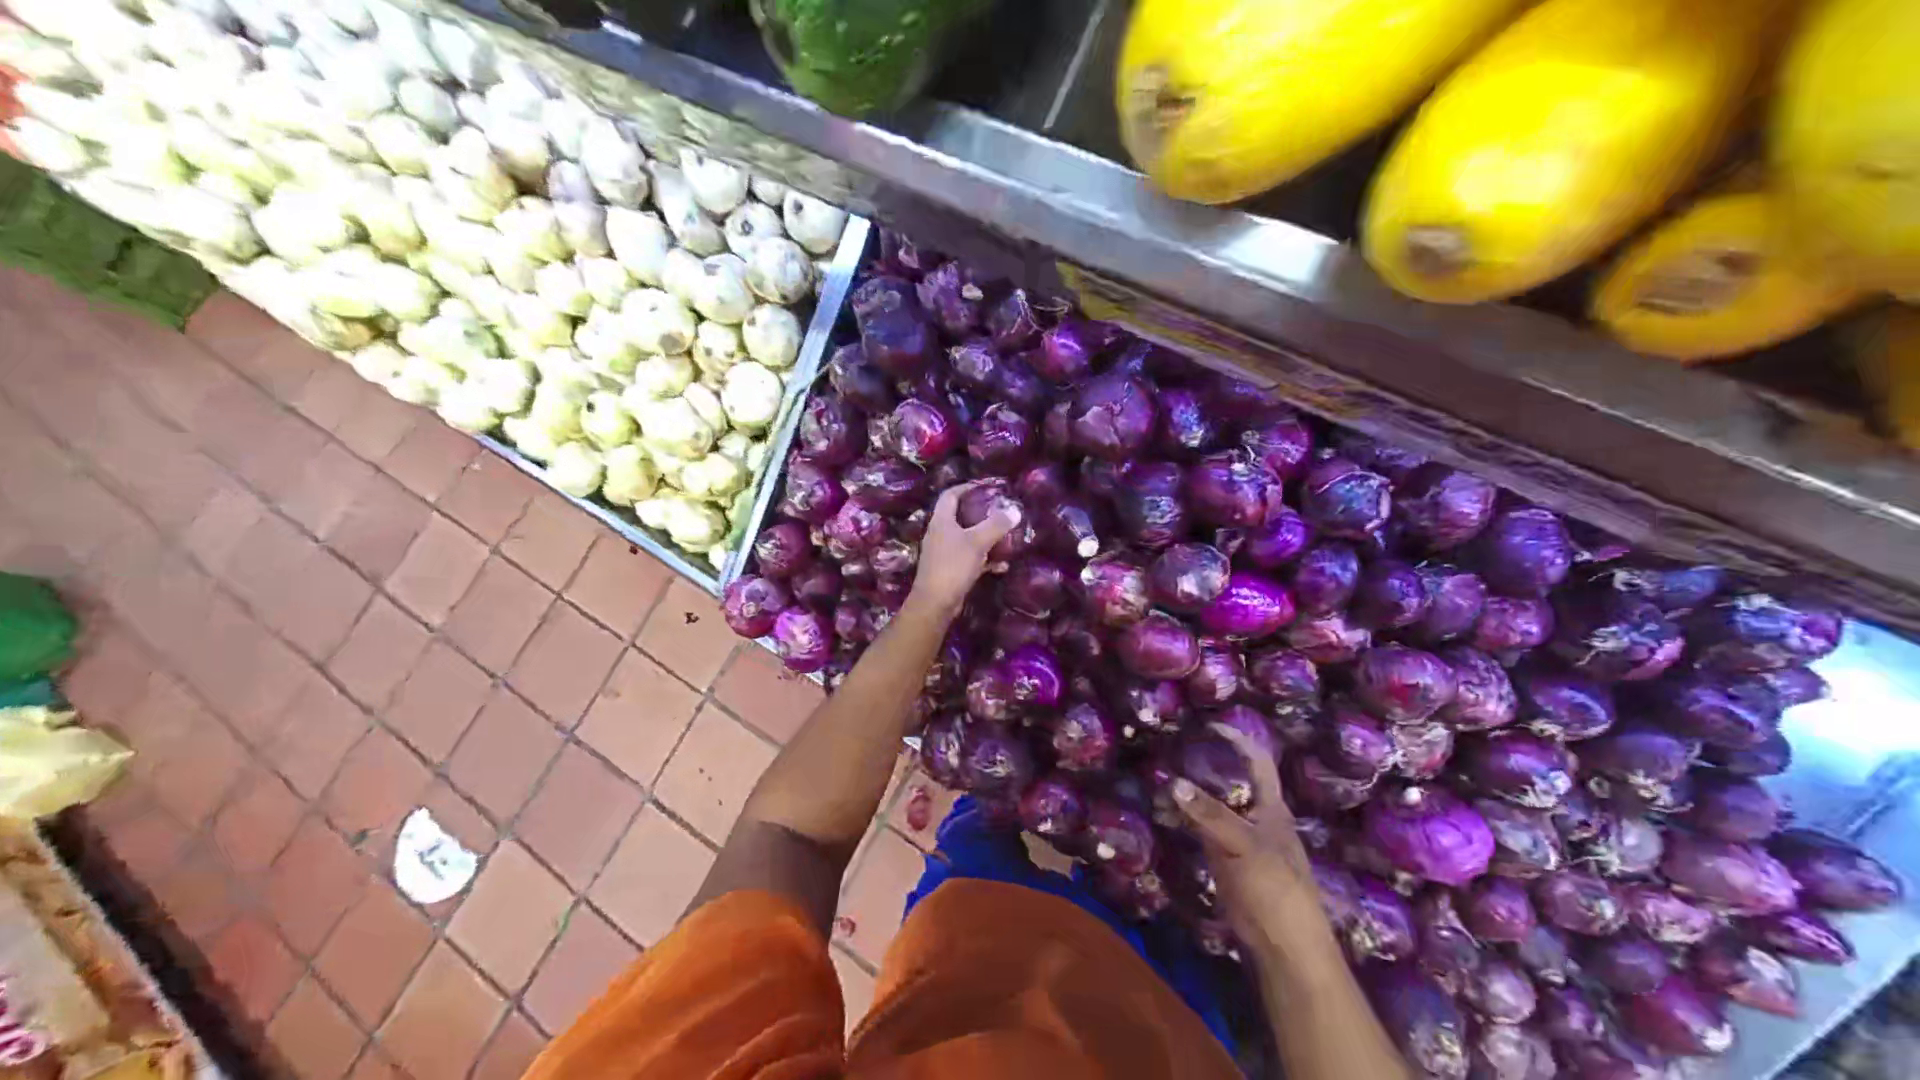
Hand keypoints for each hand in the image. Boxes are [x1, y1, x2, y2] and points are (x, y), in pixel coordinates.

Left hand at [910, 482, 1017, 613]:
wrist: (935, 603)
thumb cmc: (953, 566)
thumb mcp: (977, 542)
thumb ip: (996, 525)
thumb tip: (1014, 511)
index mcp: (941, 520)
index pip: (950, 495)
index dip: (967, 487)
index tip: (986, 487)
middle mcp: (940, 534)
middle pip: (960, 516)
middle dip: (981, 513)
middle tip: (1000, 511)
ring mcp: (944, 553)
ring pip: (967, 538)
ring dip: (985, 537)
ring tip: (1006, 536)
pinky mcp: (950, 570)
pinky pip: (971, 559)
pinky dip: (985, 559)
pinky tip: (1002, 565)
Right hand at [1172, 724, 1332, 962]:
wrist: (1283, 946)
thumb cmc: (1274, 888)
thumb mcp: (1241, 845)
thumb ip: (1208, 813)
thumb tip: (1172, 780)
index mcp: (1272, 806)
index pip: (1257, 760)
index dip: (1238, 739)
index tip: (1209, 724)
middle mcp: (1257, 816)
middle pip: (1233, 779)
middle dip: (1207, 762)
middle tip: (1174, 746)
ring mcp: (1242, 838)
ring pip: (1216, 803)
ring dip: (1194, 789)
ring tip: (1163, 771)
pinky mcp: (1227, 859)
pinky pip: (1204, 828)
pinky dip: (1186, 816)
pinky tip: (1166, 810)